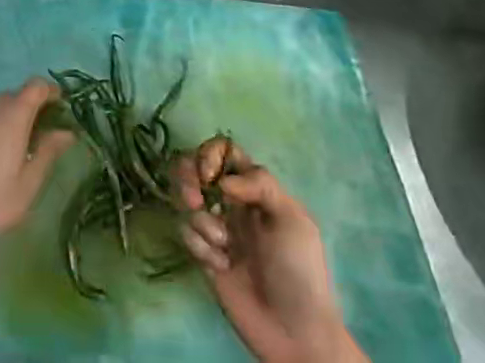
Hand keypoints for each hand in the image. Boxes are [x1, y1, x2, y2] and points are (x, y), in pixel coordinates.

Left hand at [0, 79, 76, 262]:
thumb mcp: (30, 181)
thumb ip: (50, 150)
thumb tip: (67, 132)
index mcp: (12, 115)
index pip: (37, 85)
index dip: (52, 92)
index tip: (60, 109)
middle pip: (18, 94)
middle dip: (33, 107)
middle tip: (43, 134)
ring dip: (12, 114)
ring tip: (18, 144)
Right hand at [172, 138, 367, 362]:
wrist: (294, 333)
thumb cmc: (300, 271)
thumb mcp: (293, 220)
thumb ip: (260, 185)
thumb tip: (222, 180)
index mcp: (255, 189)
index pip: (223, 150)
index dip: (210, 153)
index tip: (211, 176)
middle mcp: (231, 202)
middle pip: (193, 166)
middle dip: (187, 177)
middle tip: (195, 200)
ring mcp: (215, 227)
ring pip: (184, 199)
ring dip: (199, 220)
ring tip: (221, 246)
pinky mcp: (202, 254)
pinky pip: (185, 233)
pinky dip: (199, 246)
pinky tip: (221, 267)